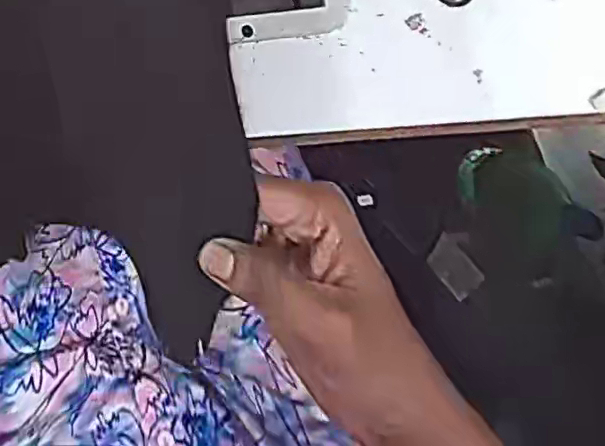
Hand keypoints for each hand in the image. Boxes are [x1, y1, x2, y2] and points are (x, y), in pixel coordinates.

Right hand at [199, 176, 501, 445]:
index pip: (255, 188)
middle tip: (233, 277)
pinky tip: (248, 298)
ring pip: (239, 233)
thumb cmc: (378, 367)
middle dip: (228, 241)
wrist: (397, 414)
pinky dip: (238, 277)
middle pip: (244, 207)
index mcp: (323, 208)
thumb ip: (259, 278)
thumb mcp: (312, 321)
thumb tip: (212, 250)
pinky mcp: (286, 269)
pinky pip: (246, 258)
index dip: (226, 215)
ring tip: (253, 294)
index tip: (207, 244)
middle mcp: (310, 216)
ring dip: (233, 263)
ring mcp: (297, 241)